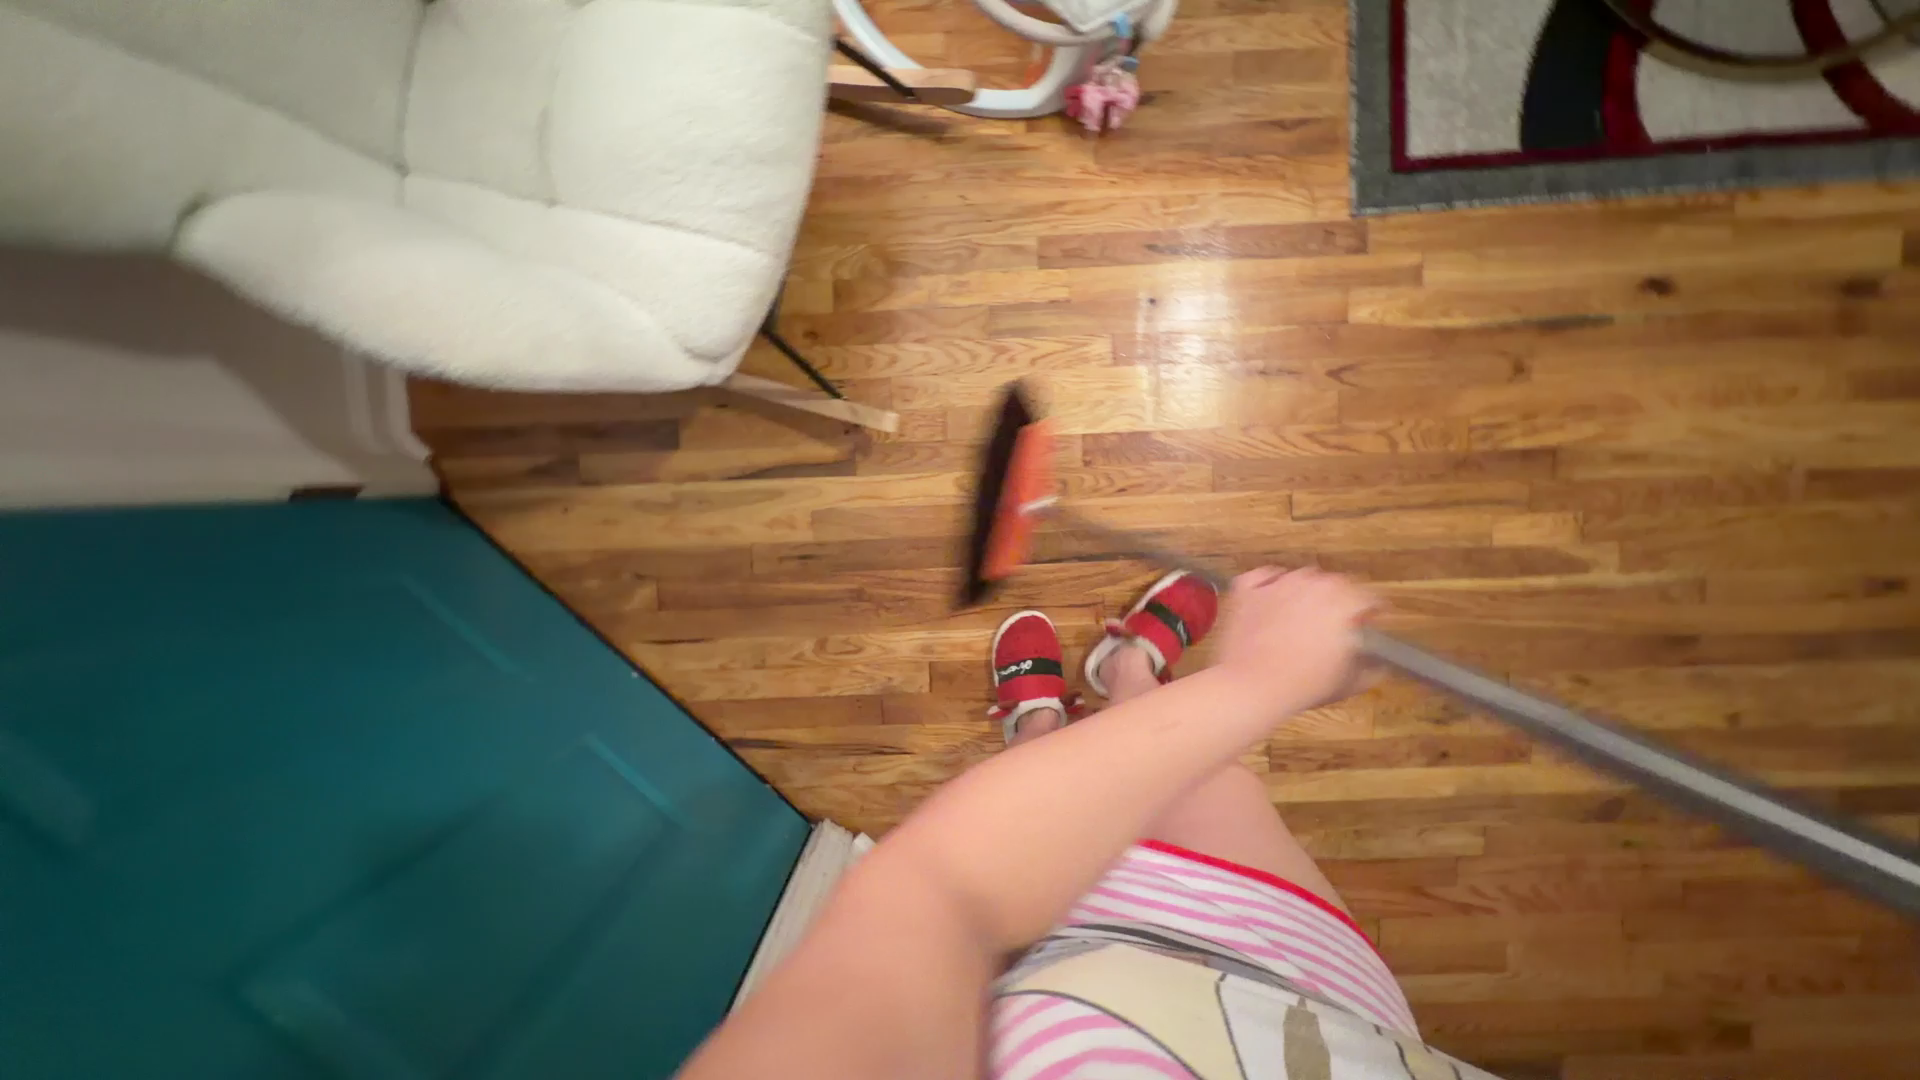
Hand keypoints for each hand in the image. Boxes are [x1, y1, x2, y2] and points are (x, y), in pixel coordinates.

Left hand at [1214, 568, 1379, 715]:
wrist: (1252, 686)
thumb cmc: (1304, 685)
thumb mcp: (1351, 682)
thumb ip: (1372, 665)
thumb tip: (1377, 662)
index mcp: (1345, 601)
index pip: (1369, 598)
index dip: (1370, 613)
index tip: (1367, 624)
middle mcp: (1312, 584)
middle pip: (1334, 584)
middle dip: (1338, 602)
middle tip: (1334, 626)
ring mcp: (1277, 584)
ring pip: (1300, 578)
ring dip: (1305, 593)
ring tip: (1301, 617)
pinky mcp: (1247, 590)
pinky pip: (1264, 577)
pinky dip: (1270, 585)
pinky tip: (1272, 600)